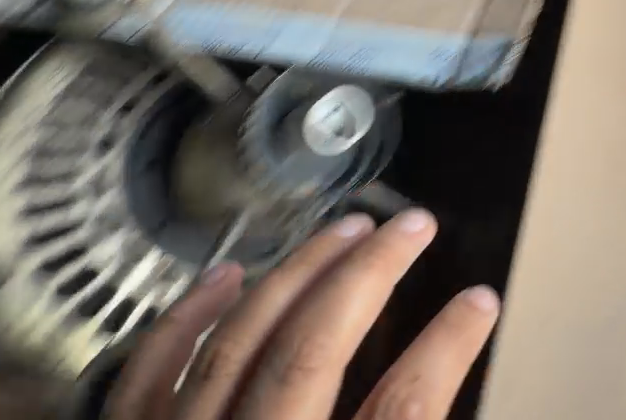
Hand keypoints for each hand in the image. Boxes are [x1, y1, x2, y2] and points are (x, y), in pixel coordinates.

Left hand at [106, 210, 499, 419]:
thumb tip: (441, 395)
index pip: (402, 411)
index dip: (449, 345)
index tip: (481, 300)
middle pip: (309, 354)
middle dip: (371, 274)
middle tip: (416, 224)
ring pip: (235, 345)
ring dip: (298, 272)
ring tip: (350, 228)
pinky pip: (144, 380)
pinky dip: (185, 321)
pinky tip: (228, 276)